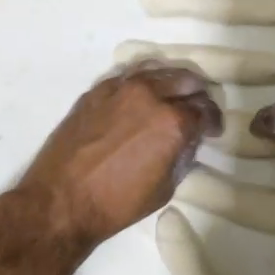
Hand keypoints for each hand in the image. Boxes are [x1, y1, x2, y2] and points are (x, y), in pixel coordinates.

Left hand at [17, 60, 223, 246]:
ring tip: (174, 96)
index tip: (212, 131)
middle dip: (198, 96)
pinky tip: (145, 94)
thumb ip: (183, 157)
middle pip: (187, 81)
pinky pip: (130, 74)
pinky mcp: (98, 89)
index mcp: (173, 122)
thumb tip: (189, 142)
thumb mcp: (165, 188)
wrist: (61, 200)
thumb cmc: (116, 204)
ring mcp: (121, 88)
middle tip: (196, 111)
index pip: (206, 110)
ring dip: (173, 81)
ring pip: (159, 70)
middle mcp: (151, 96)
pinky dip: (145, 80)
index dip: (214, 122)